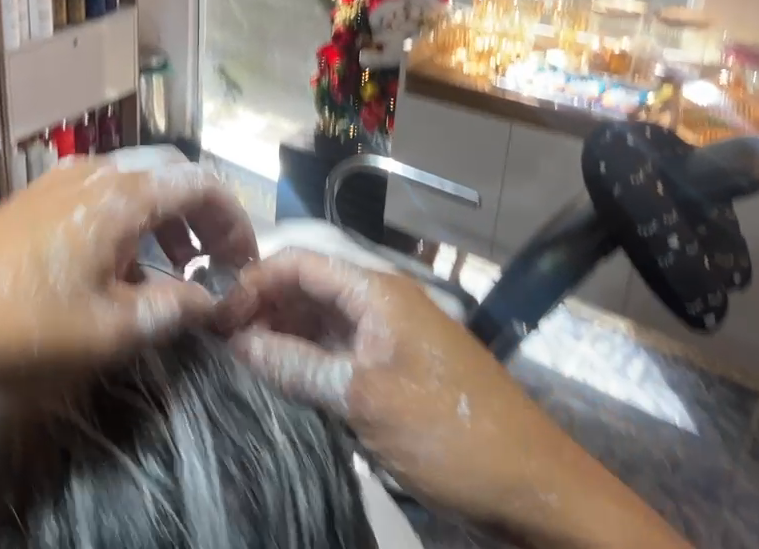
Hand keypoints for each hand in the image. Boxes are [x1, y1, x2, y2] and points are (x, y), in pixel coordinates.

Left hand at [0, 155, 258, 384]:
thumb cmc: (27, 323)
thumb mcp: (111, 329)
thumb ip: (170, 309)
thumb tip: (208, 301)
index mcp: (120, 195)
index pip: (199, 184)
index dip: (233, 220)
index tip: (244, 263)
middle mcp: (93, 174)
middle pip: (166, 179)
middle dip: (199, 220)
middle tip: (210, 268)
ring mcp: (58, 182)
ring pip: (130, 189)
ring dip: (161, 225)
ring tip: (171, 274)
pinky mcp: (34, 200)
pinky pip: (97, 200)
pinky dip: (125, 226)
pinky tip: (117, 271)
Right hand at [223, 251, 682, 546]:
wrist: (540, 496)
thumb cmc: (451, 434)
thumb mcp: (364, 399)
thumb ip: (296, 364)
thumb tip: (234, 341)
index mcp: (378, 292)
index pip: (299, 262)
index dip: (253, 282)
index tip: (218, 316)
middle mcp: (380, 304)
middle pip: (305, 288)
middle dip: (261, 308)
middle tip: (221, 341)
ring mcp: (387, 339)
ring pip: (317, 321)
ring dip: (279, 336)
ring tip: (241, 361)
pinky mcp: (391, 373)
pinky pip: (335, 353)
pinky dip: (303, 361)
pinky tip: (278, 380)